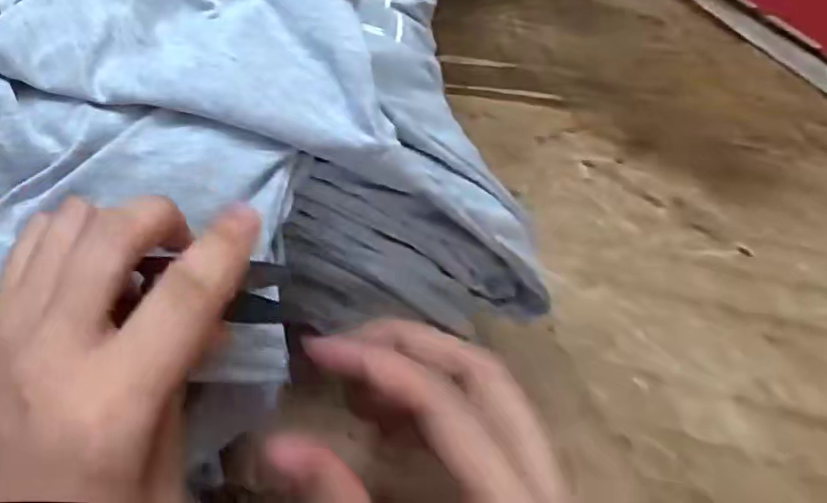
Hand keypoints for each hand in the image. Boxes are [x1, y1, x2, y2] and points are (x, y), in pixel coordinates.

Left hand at [0, 196, 262, 502]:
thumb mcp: (157, 483)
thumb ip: (182, 388)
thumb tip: (211, 316)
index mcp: (110, 401)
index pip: (179, 301)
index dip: (221, 249)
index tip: (245, 216)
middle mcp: (55, 341)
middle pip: (111, 232)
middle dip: (158, 217)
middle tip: (179, 245)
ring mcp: (13, 317)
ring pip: (67, 220)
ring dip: (111, 222)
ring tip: (131, 261)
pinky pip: (31, 235)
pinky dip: (67, 231)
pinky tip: (84, 265)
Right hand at [259, 320, 566, 502]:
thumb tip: (275, 445)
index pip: (444, 399)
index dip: (373, 359)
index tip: (312, 349)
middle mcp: (550, 491)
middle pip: (483, 373)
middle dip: (401, 341)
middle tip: (339, 347)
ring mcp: (551, 493)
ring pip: (493, 390)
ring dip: (417, 366)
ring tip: (358, 386)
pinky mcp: (536, 500)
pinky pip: (493, 421)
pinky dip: (434, 399)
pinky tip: (390, 424)